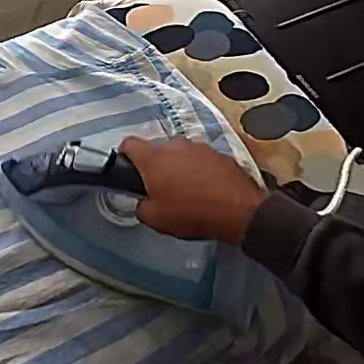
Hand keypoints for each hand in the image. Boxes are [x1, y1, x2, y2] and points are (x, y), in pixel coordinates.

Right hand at [121, 136, 267, 243]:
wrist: (239, 212)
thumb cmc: (190, 213)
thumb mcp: (155, 219)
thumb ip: (141, 207)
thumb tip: (142, 202)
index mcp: (153, 157)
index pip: (128, 144)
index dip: (125, 156)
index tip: (130, 171)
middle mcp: (174, 144)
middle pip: (155, 149)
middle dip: (154, 165)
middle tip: (159, 188)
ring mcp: (199, 146)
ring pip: (179, 152)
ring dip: (177, 165)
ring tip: (185, 189)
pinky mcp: (219, 153)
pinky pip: (200, 158)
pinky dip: (198, 169)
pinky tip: (205, 188)